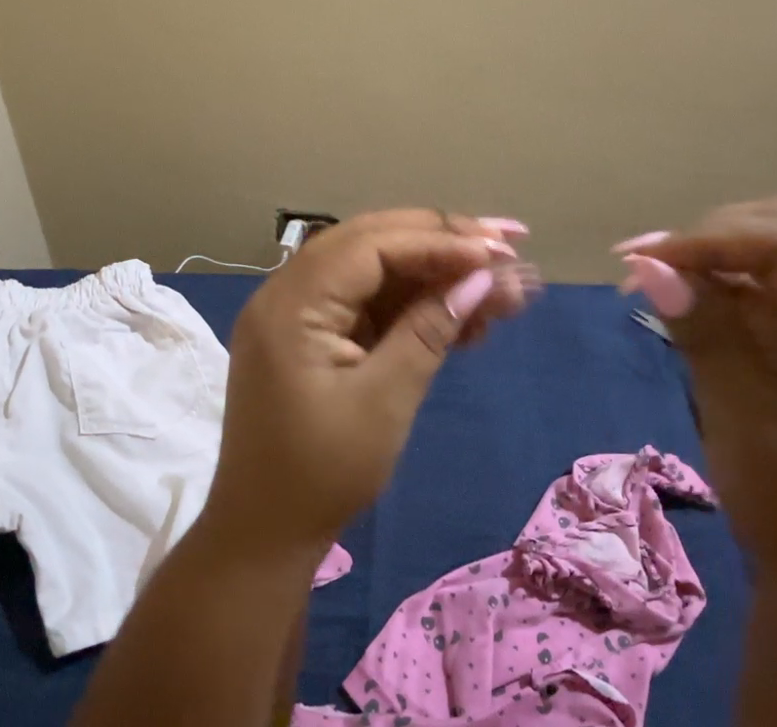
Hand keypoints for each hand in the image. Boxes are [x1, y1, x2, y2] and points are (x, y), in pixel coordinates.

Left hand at [203, 210, 535, 554]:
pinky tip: (469, 320)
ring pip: (378, 274)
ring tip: (504, 290)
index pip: (371, 245)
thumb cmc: (322, 473)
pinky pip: (371, 307)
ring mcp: (300, 316)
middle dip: (444, 243)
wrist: (266, 534)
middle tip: (510, 245)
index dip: (439, 241)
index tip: (500, 252)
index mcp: (291, 304)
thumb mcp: (384, 401)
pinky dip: (417, 309)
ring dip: (438, 278)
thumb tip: (482, 277)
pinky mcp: (316, 340)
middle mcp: (288, 294)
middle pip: (374, 245)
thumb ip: (430, 329)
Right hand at [615, 198, 776, 587]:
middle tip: (648, 270)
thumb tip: (650, 265)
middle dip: (714, 238)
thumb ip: (706, 334)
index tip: (641, 260)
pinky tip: (698, 314)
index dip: (710, 238)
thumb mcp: (745, 422)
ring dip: (721, 261)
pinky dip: (735, 293)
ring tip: (663, 289)